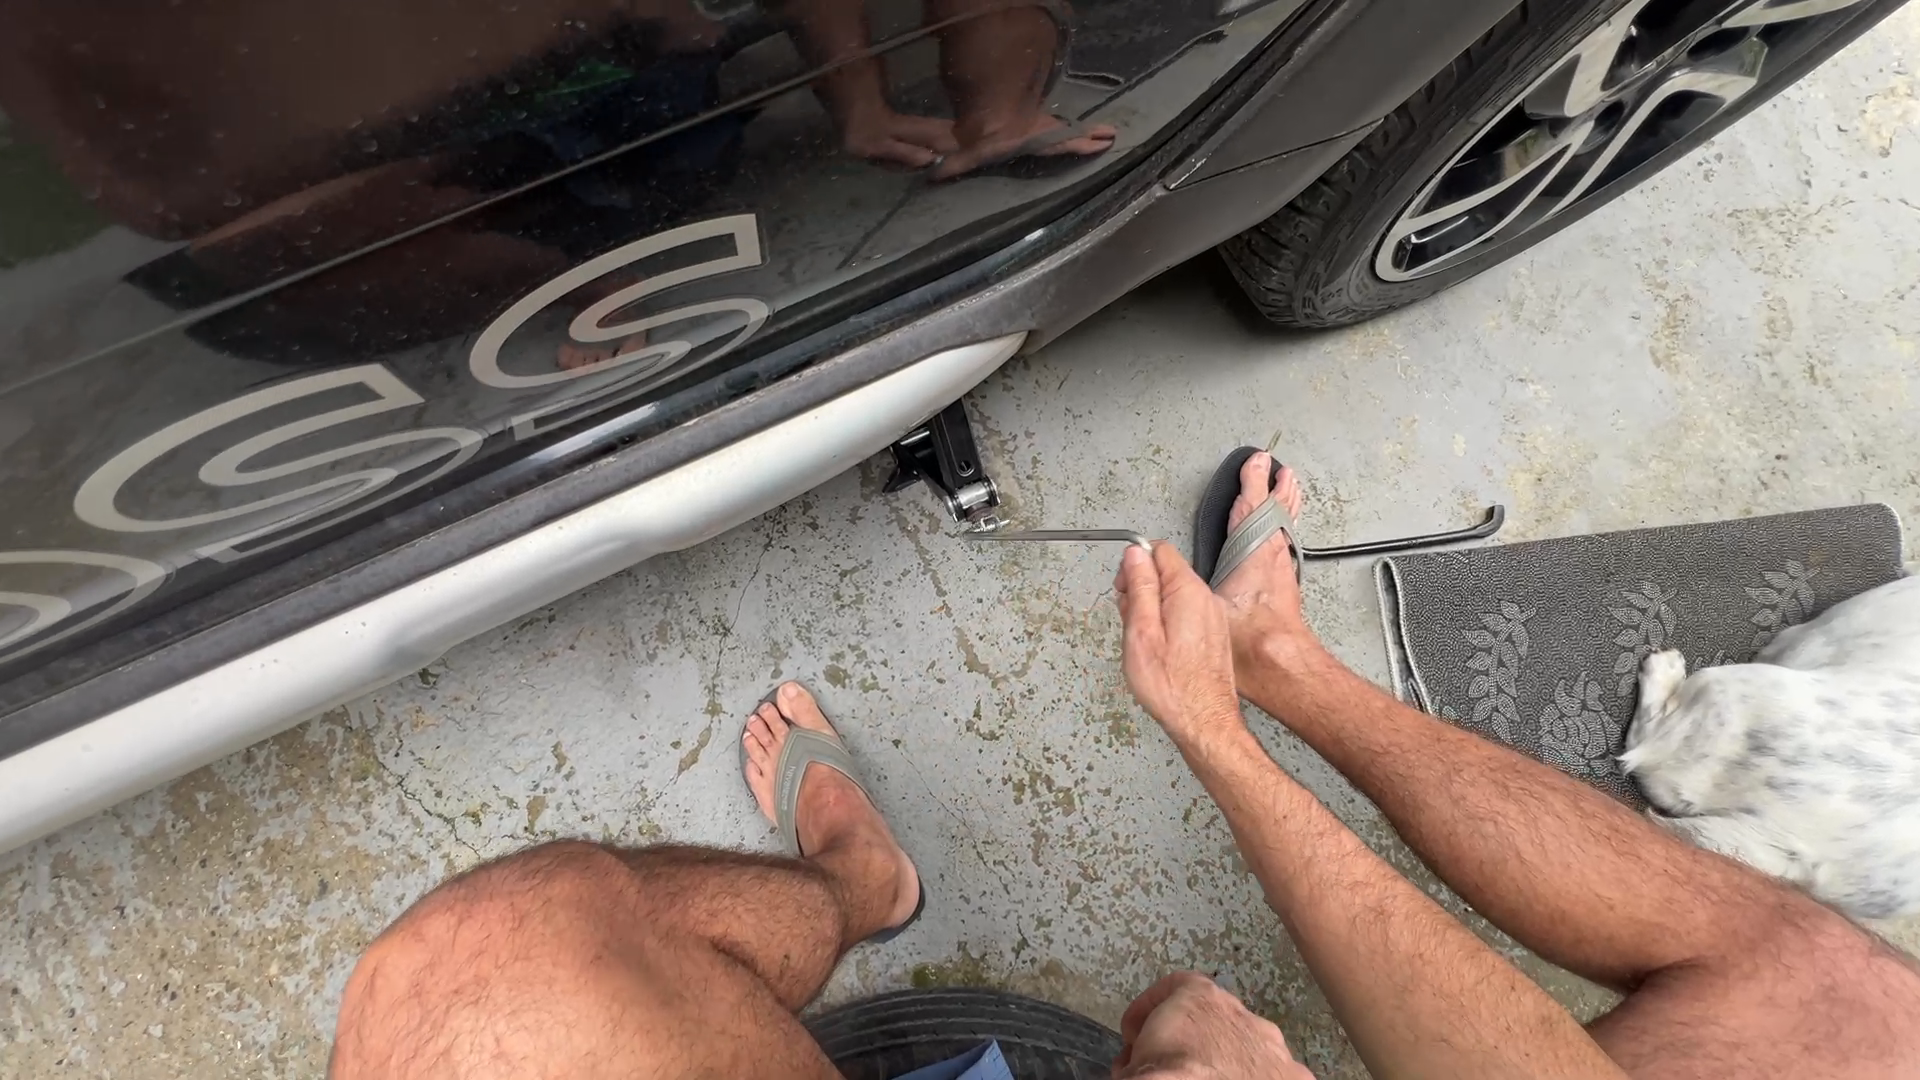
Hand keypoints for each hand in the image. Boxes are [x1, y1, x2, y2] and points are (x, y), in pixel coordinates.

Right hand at [1113, 972, 1313, 1078]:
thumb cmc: (1175, 1074)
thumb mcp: (1134, 1063)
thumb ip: (1132, 1058)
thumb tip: (1129, 1070)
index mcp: (1200, 996)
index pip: (1168, 989)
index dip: (1146, 1012)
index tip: (1132, 1037)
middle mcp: (1241, 1013)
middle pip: (1207, 1019)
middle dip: (1185, 1041)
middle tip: (1165, 1067)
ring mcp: (1273, 1048)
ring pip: (1241, 1047)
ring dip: (1220, 1062)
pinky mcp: (1295, 1078)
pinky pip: (1268, 1075)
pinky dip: (1250, 1079)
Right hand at [1114, 543, 1241, 742]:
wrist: (1203, 722)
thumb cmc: (1171, 686)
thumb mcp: (1141, 631)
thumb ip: (1139, 587)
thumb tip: (1135, 554)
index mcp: (1188, 592)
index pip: (1159, 550)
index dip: (1134, 565)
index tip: (1124, 589)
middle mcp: (1205, 599)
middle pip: (1165, 571)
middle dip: (1141, 588)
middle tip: (1131, 621)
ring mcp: (1212, 616)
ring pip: (1172, 593)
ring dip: (1152, 608)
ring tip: (1143, 639)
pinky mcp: (1212, 633)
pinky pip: (1183, 612)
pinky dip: (1166, 622)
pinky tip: (1158, 648)